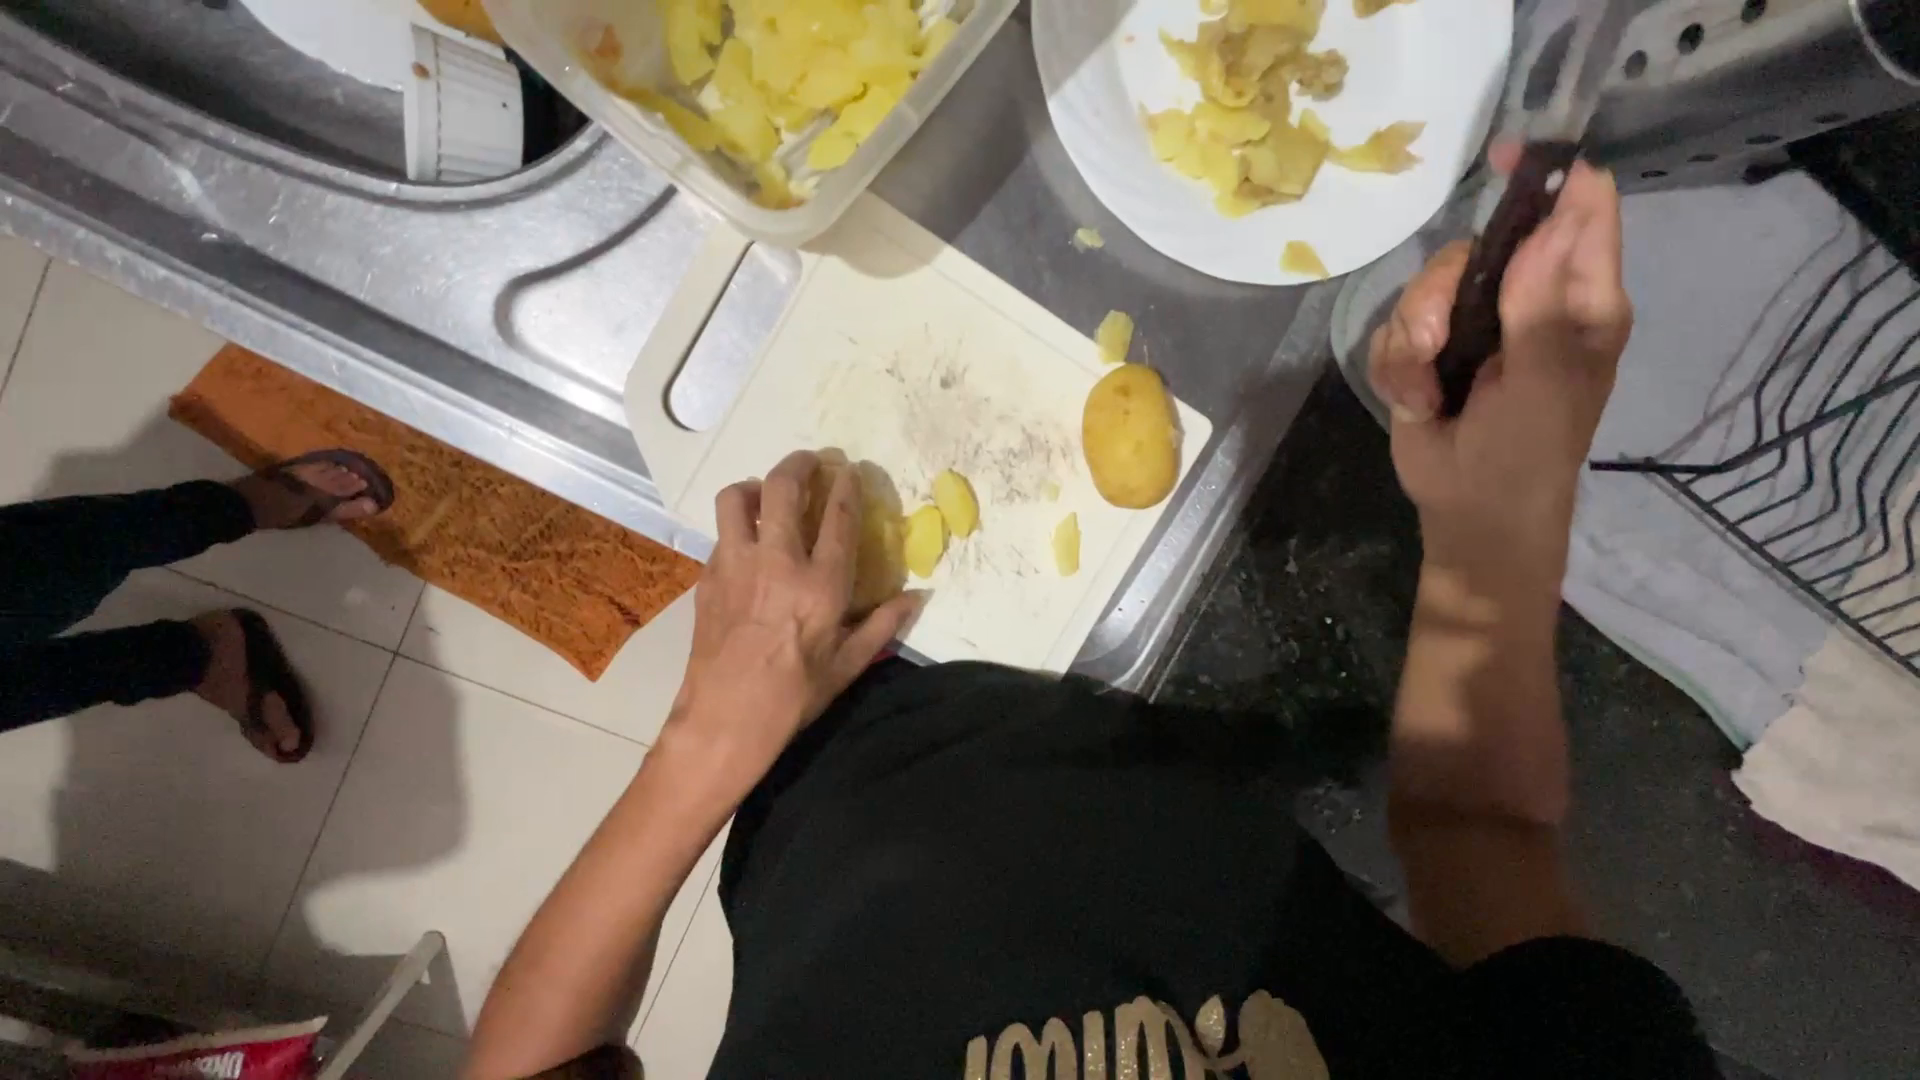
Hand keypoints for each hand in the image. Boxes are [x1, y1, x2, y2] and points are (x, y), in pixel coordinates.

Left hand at [664, 450, 923, 791]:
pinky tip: (747, 545)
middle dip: (798, 464)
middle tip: (810, 462)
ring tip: (766, 495)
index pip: (837, 516)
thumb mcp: (849, 664)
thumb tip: (918, 597)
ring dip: (755, 486)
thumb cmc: (794, 696)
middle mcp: (776, 561)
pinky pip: (721, 533)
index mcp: (820, 583)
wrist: (724, 720)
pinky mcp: (708, 578)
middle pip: (782, 487)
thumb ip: (884, 624)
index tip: (848, 469)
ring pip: (736, 498)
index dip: (845, 485)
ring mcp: (735, 565)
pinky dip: (737, 525)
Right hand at [1368, 149, 1630, 589]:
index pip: (1577, 212)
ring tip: (1423, 391)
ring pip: (1418, 293)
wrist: (1468, 511)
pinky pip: (1389, 333)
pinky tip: (1413, 400)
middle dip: (1438, 296)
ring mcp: (1466, 330)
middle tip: (1434, 343)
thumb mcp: (1544, 380)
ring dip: (1409, 343)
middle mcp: (1519, 303)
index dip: (1547, 180)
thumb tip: (1555, 219)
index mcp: (1576, 300)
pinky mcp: (1420, 356)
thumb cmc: (1527, 453)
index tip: (1502, 162)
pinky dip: (1392, 368)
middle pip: (1471, 251)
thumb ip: (1543, 304)